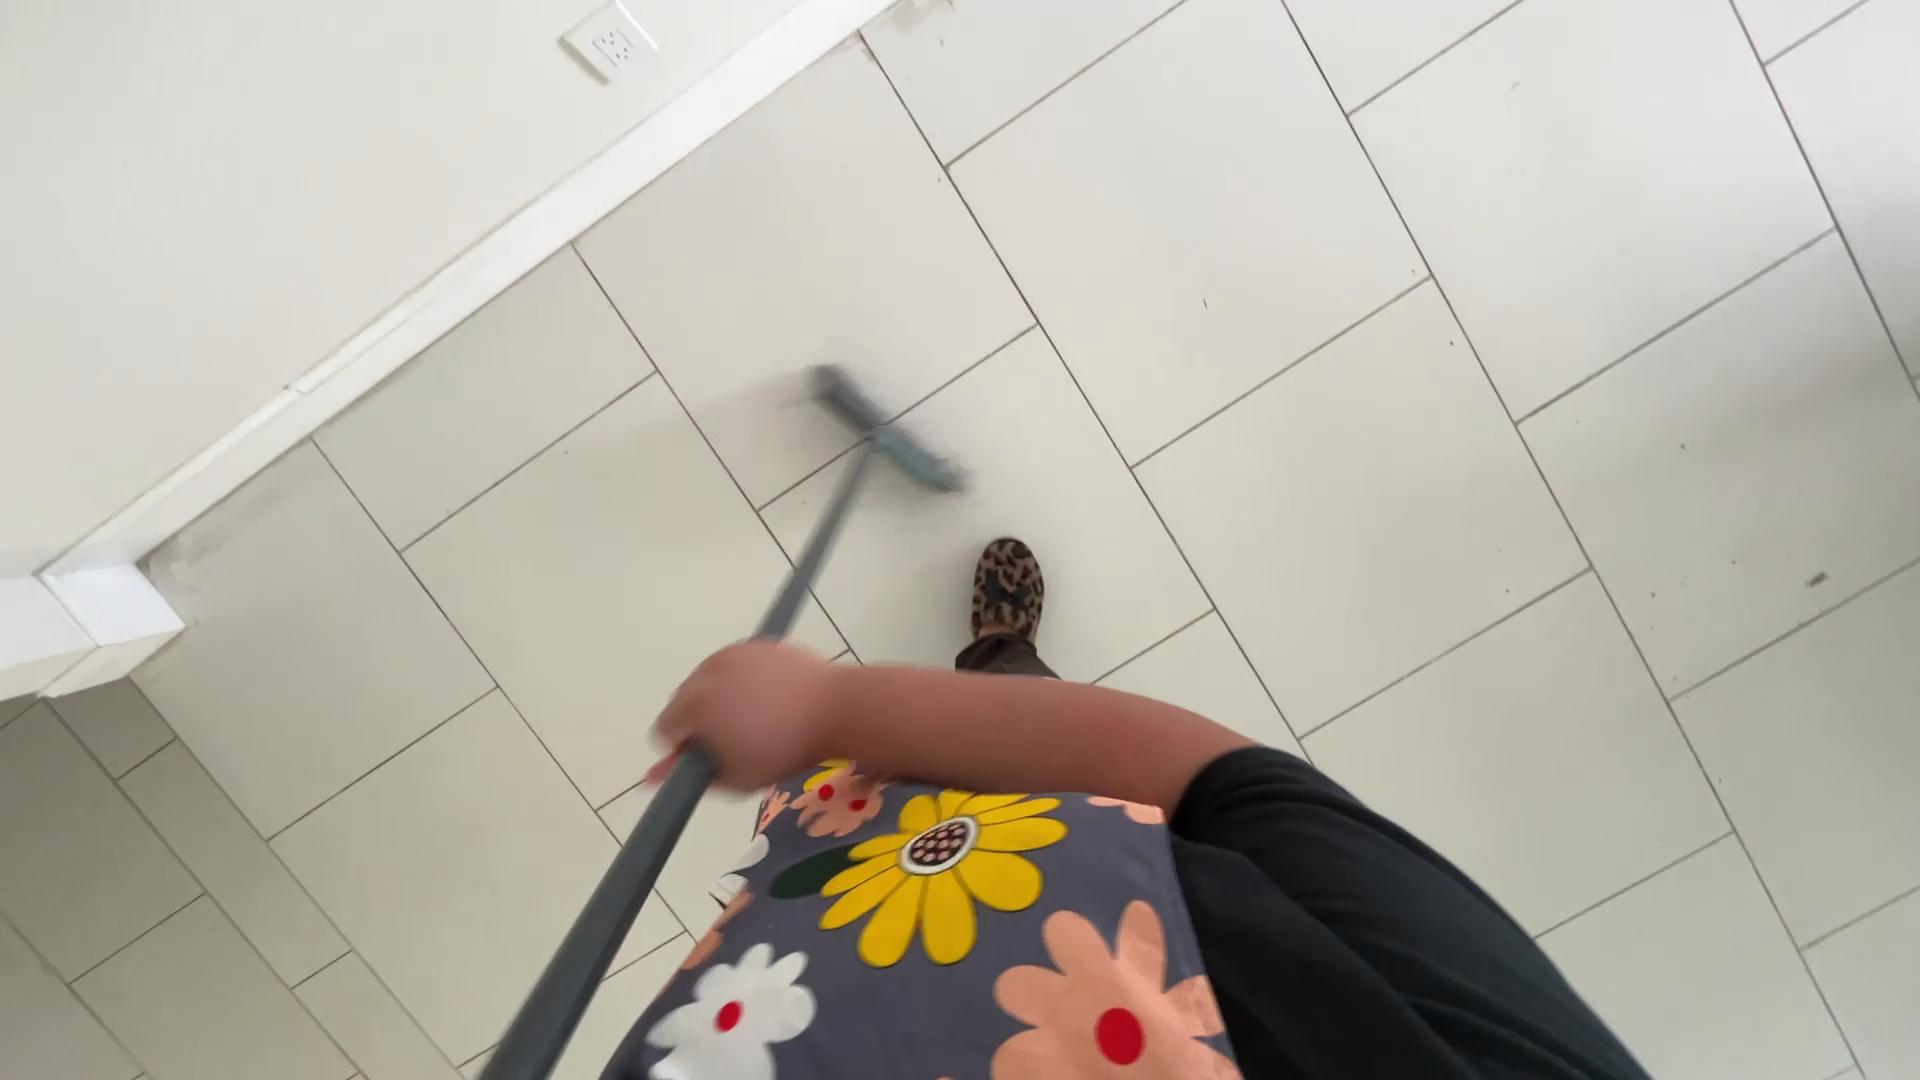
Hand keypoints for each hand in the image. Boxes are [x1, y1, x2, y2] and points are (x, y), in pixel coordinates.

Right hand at [647, 641, 839, 791]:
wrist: (834, 708)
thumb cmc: (783, 748)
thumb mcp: (735, 776)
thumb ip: (691, 774)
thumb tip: (654, 777)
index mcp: (695, 703)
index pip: (665, 728)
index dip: (683, 747)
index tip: (709, 756)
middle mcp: (707, 670)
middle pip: (685, 699)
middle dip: (698, 718)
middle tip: (733, 737)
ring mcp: (735, 652)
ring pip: (710, 678)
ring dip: (719, 696)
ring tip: (754, 715)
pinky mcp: (760, 643)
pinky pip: (737, 664)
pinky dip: (742, 678)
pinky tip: (768, 695)